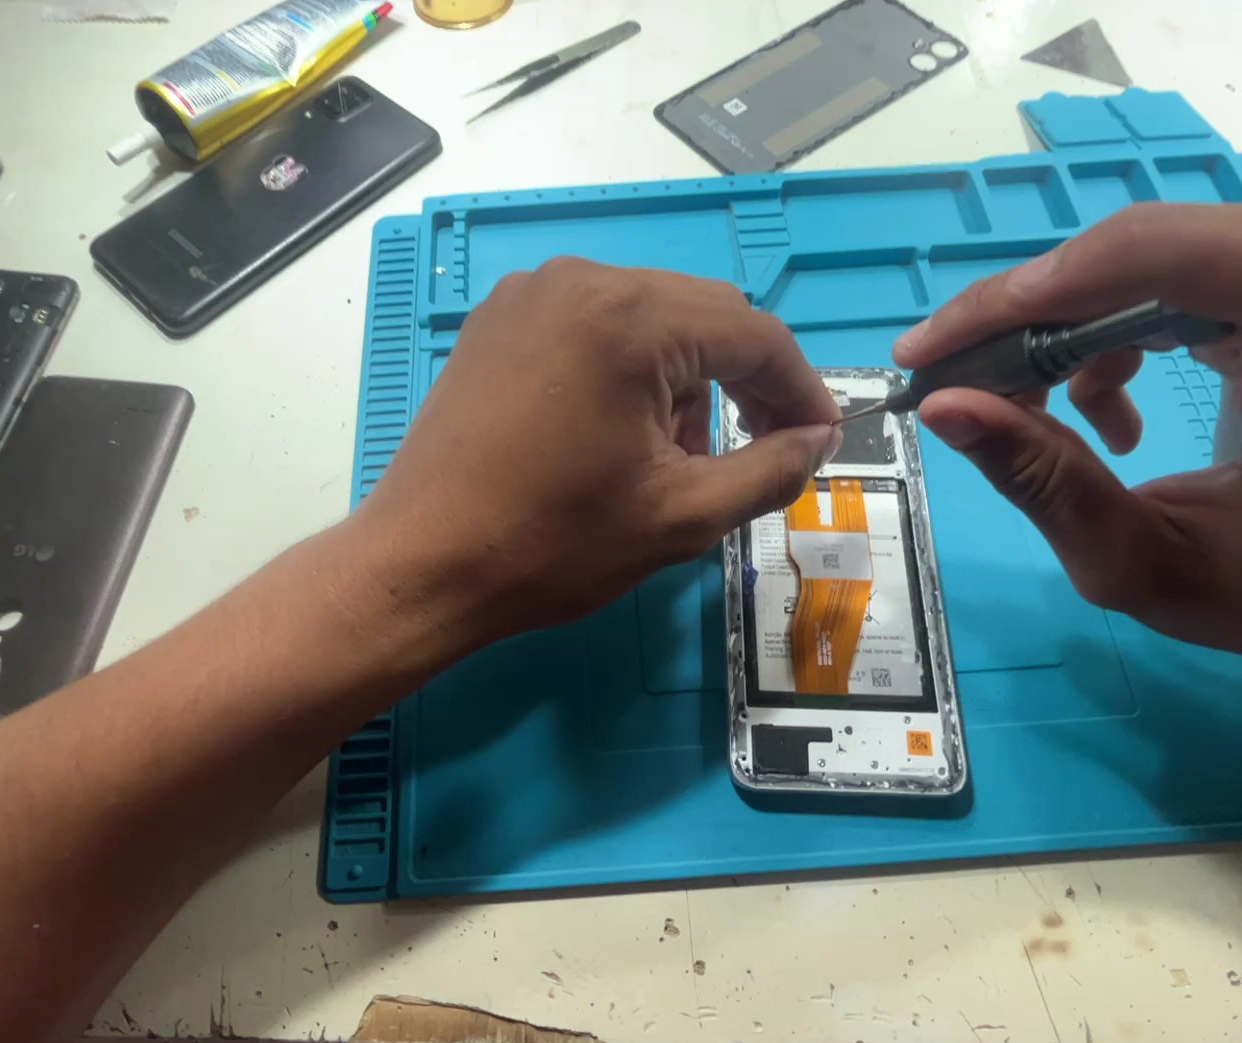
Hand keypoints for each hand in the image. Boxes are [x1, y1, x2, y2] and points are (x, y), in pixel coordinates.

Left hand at [354, 257, 840, 644]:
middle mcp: (581, 280)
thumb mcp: (682, 516)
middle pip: (702, 317)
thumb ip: (771, 470)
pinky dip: (626, 372)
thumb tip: (818, 440)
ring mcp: (531, 295)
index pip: (754, 334)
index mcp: (630, 317)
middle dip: (741, 385)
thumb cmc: (552, 546)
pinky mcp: (499, 322)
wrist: (422, 565)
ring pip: (649, 321)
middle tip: (752, 454)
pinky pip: (594, 329)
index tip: (819, 439)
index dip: (800, 389)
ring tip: (666, 459)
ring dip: (681, 382)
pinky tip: (611, 433)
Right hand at [892, 204, 1241, 674]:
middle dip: (1048, 296)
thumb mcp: (1135, 566)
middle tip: (950, 359)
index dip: (1115, 268)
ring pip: (1173, 252)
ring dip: (1065, 315)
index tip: (989, 323)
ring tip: (1018, 398)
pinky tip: (1097, 400)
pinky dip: (1107, 325)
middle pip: (1189, 246)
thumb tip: (942, 407)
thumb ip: (1042, 484)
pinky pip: (1186, 274)